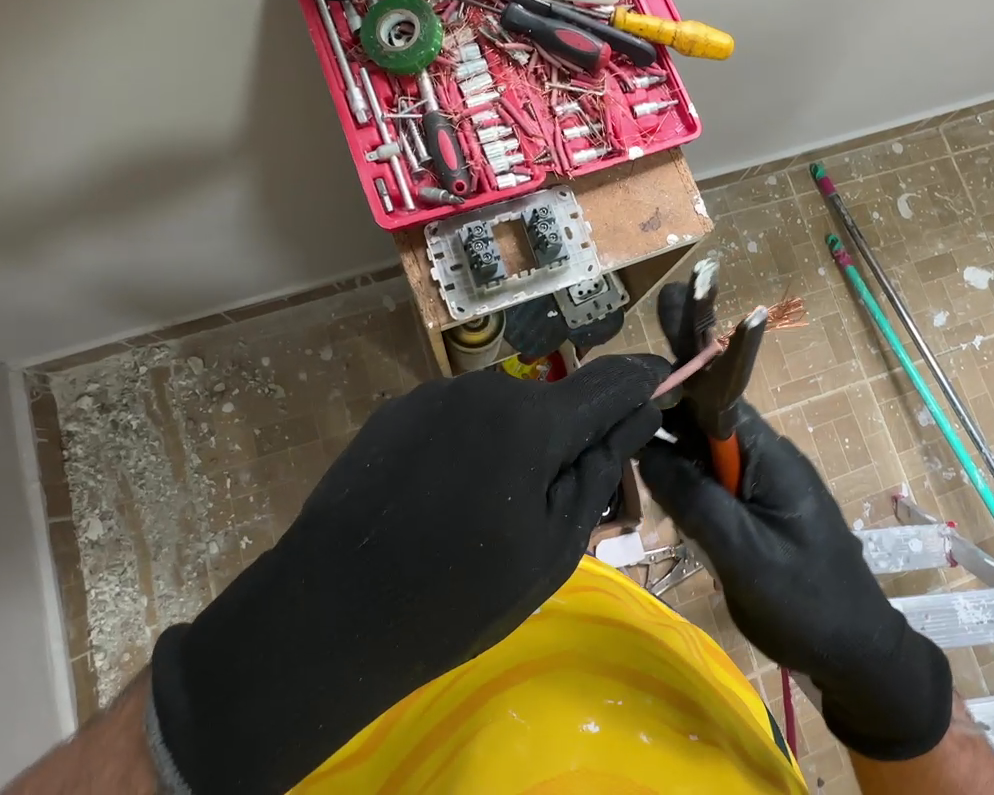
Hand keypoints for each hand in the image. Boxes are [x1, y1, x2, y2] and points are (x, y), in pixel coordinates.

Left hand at [149, 354, 669, 793]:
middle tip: (570, 501)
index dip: (644, 383)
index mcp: (533, 418)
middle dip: (575, 436)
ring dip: (522, 444)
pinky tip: (450, 500)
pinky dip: (476, 447)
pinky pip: (460, 419)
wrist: (328, 613)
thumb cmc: (458, 594)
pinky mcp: (397, 412)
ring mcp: (434, 395)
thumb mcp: (553, 546)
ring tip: (499, 510)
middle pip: (556, 400)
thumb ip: (601, 470)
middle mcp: (485, 388)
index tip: (665, 394)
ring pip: (506, 410)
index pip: (612, 380)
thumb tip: (641, 415)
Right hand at [638, 285, 951, 760]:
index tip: (667, 305)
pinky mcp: (753, 500)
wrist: (856, 651)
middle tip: (639, 351)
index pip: (719, 391)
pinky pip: (708, 471)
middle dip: (671, 382)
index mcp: (767, 453)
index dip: (688, 353)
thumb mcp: (744, 555)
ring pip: (702, 441)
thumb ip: (696, 499)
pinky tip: (650, 470)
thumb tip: (647, 447)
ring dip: (668, 431)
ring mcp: (759, 476)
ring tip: (624, 416)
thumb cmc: (806, 603)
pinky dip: (679, 466)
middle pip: (707, 406)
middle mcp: (763, 452)